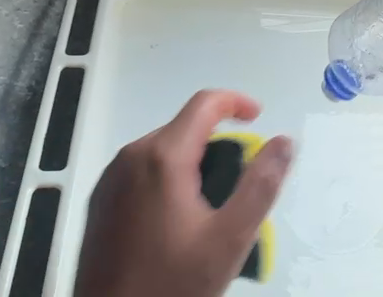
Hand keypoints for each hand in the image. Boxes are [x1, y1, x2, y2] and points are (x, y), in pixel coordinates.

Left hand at [73, 90, 293, 296]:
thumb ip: (260, 186)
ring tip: (206, 213)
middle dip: (215, 146)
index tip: (258, 118)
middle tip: (234, 188)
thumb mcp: (228, 240)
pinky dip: (164, 181)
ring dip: (190, 165)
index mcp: (162, 156)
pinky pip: (140, 172)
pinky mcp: (99, 201)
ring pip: (161, 151)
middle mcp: (131, 156)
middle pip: (183, 129)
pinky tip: (173, 225)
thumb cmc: (170, 285)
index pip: (205, 103)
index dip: (236, 102)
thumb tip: (283, 142)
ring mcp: (110, 178)